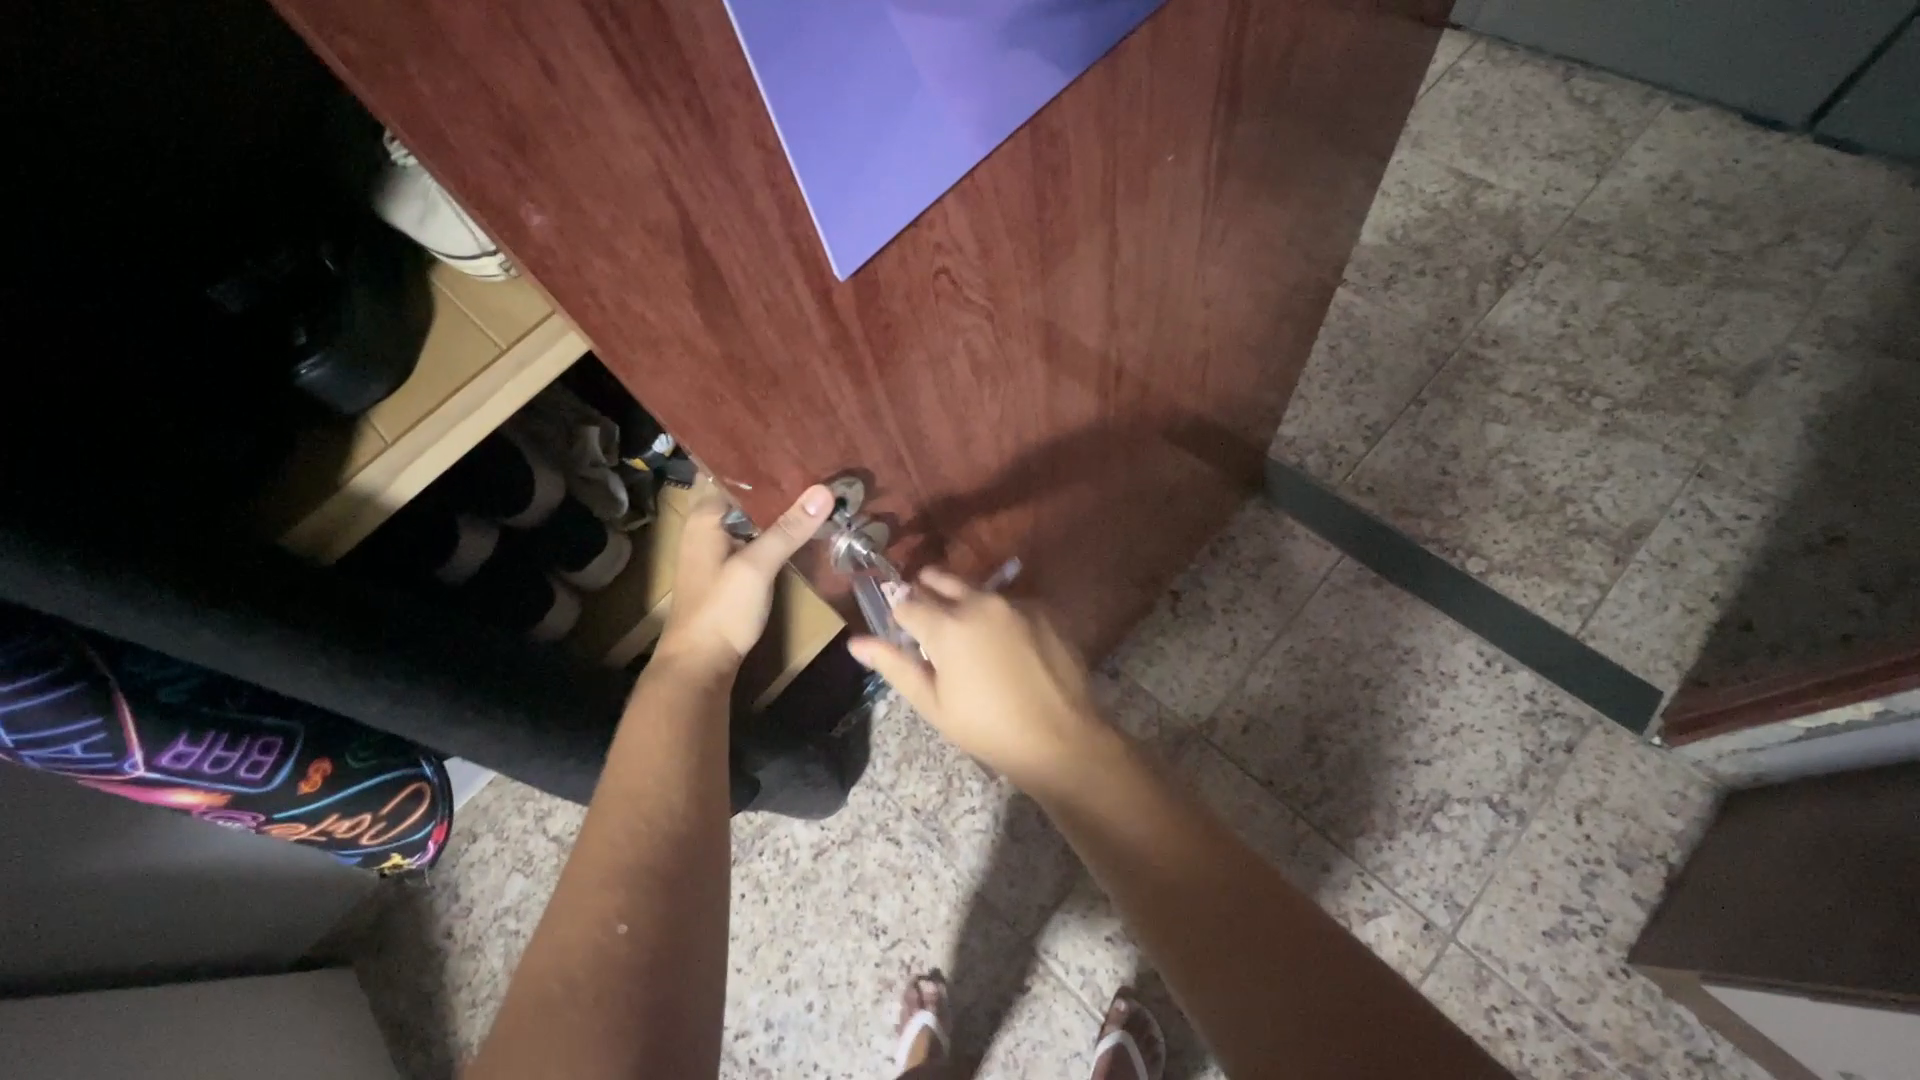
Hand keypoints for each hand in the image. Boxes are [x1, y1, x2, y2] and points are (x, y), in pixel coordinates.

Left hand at [656, 483, 833, 679]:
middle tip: (822, 471)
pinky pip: (757, 540)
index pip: (737, 476)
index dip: (769, 466)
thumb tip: (825, 490)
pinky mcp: (731, 571)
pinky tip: (804, 530)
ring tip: (821, 494)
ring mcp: (719, 550)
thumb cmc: (721, 610)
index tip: (804, 453)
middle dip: (782, 488)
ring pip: (756, 520)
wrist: (700, 664)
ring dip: (783, 513)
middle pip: (749, 498)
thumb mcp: (757, 566)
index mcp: (706, 516)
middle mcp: (708, 527)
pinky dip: (778, 534)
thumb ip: (789, 528)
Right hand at [848, 568, 1113, 792]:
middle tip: (929, 618)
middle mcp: (979, 603)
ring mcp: (1015, 603)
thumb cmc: (987, 728)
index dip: (898, 616)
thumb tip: (856, 642)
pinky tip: (1007, 644)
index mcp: (946, 626)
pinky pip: (1010, 602)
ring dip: (965, 601)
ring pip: (977, 590)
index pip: (906, 604)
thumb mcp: (933, 703)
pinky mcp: (1044, 610)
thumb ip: (895, 665)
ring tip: (969, 633)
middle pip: (940, 580)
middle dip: (927, 591)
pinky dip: (999, 614)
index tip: (902, 631)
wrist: (1059, 738)